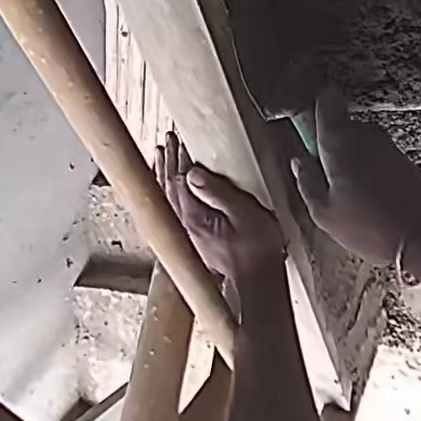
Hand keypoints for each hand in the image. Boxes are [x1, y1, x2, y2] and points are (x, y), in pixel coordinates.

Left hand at [161, 131, 284, 281]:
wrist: (257, 282)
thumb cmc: (257, 249)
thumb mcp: (245, 215)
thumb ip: (218, 193)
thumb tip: (193, 173)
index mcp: (194, 216)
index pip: (178, 179)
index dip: (179, 157)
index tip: (179, 138)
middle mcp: (184, 225)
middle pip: (168, 187)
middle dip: (168, 161)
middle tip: (168, 140)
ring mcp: (187, 233)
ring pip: (168, 197)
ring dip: (165, 174)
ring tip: (163, 156)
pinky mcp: (195, 238)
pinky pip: (174, 207)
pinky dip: (170, 190)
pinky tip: (174, 186)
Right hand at [290, 89, 420, 266]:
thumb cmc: (374, 227)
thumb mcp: (324, 213)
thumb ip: (306, 181)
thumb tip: (299, 164)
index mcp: (339, 141)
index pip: (325, 101)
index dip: (313, 111)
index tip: (305, 130)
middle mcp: (364, 135)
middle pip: (340, 125)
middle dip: (329, 146)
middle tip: (322, 176)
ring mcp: (386, 146)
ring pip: (357, 142)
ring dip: (349, 161)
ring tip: (347, 195)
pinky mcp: (402, 160)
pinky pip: (374, 157)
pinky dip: (368, 172)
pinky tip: (367, 200)